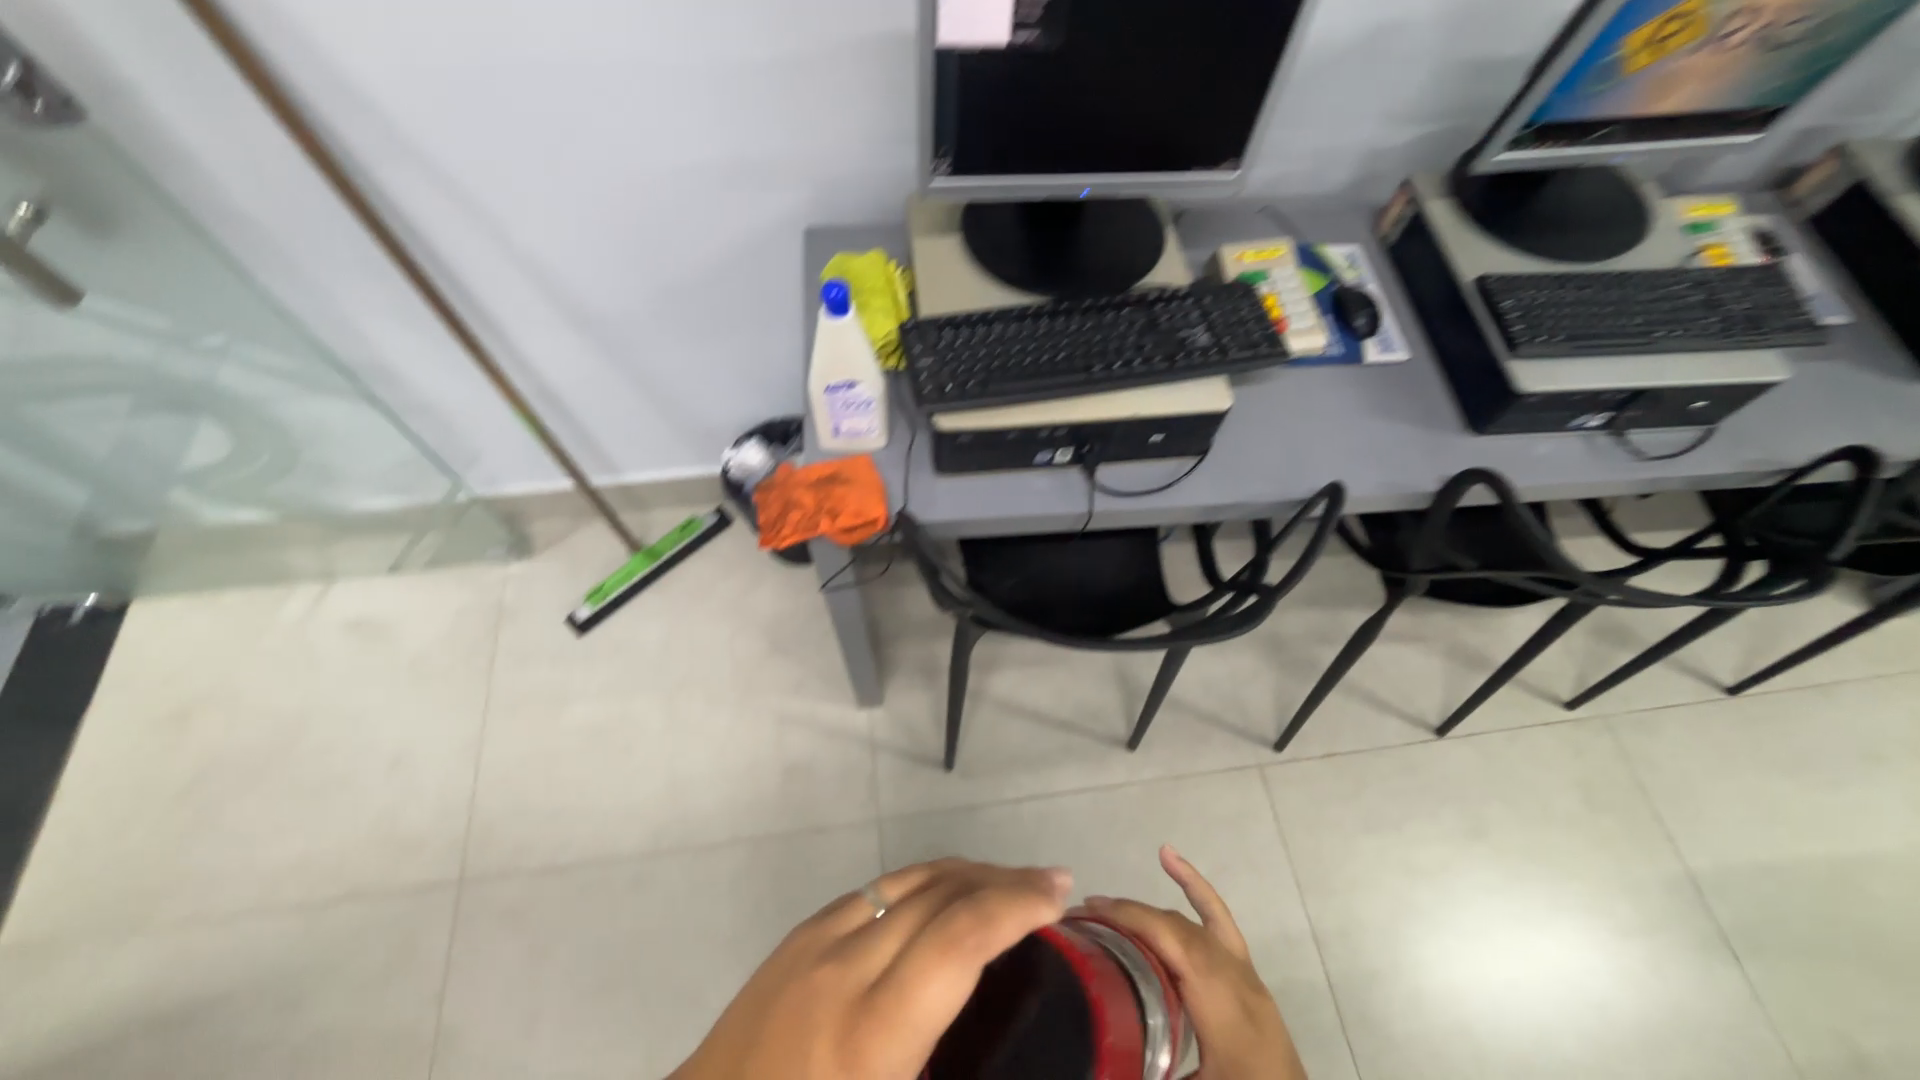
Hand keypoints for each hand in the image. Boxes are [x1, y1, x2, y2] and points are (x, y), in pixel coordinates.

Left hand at [669, 858, 1070, 1079]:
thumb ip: (954, 1061)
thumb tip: (1008, 1047)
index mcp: (875, 1032)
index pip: (960, 938)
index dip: (1016, 905)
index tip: (1059, 894)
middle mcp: (846, 968)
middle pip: (940, 896)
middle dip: (1003, 881)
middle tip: (1049, 884)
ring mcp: (815, 943)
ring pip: (906, 881)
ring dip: (965, 873)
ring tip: (1007, 882)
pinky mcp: (796, 937)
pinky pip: (872, 892)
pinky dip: (920, 884)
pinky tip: (939, 897)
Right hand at [1078, 846, 1307, 1079]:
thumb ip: (1144, 1070)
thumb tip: (1099, 1062)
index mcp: (1220, 1003)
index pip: (1173, 941)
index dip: (1131, 919)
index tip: (1087, 915)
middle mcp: (1233, 976)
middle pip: (1177, 927)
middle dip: (1128, 914)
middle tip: (1081, 919)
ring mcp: (1243, 971)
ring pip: (1193, 922)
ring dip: (1149, 911)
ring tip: (1105, 906)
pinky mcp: (1246, 975)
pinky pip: (1219, 919)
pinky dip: (1194, 886)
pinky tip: (1170, 859)